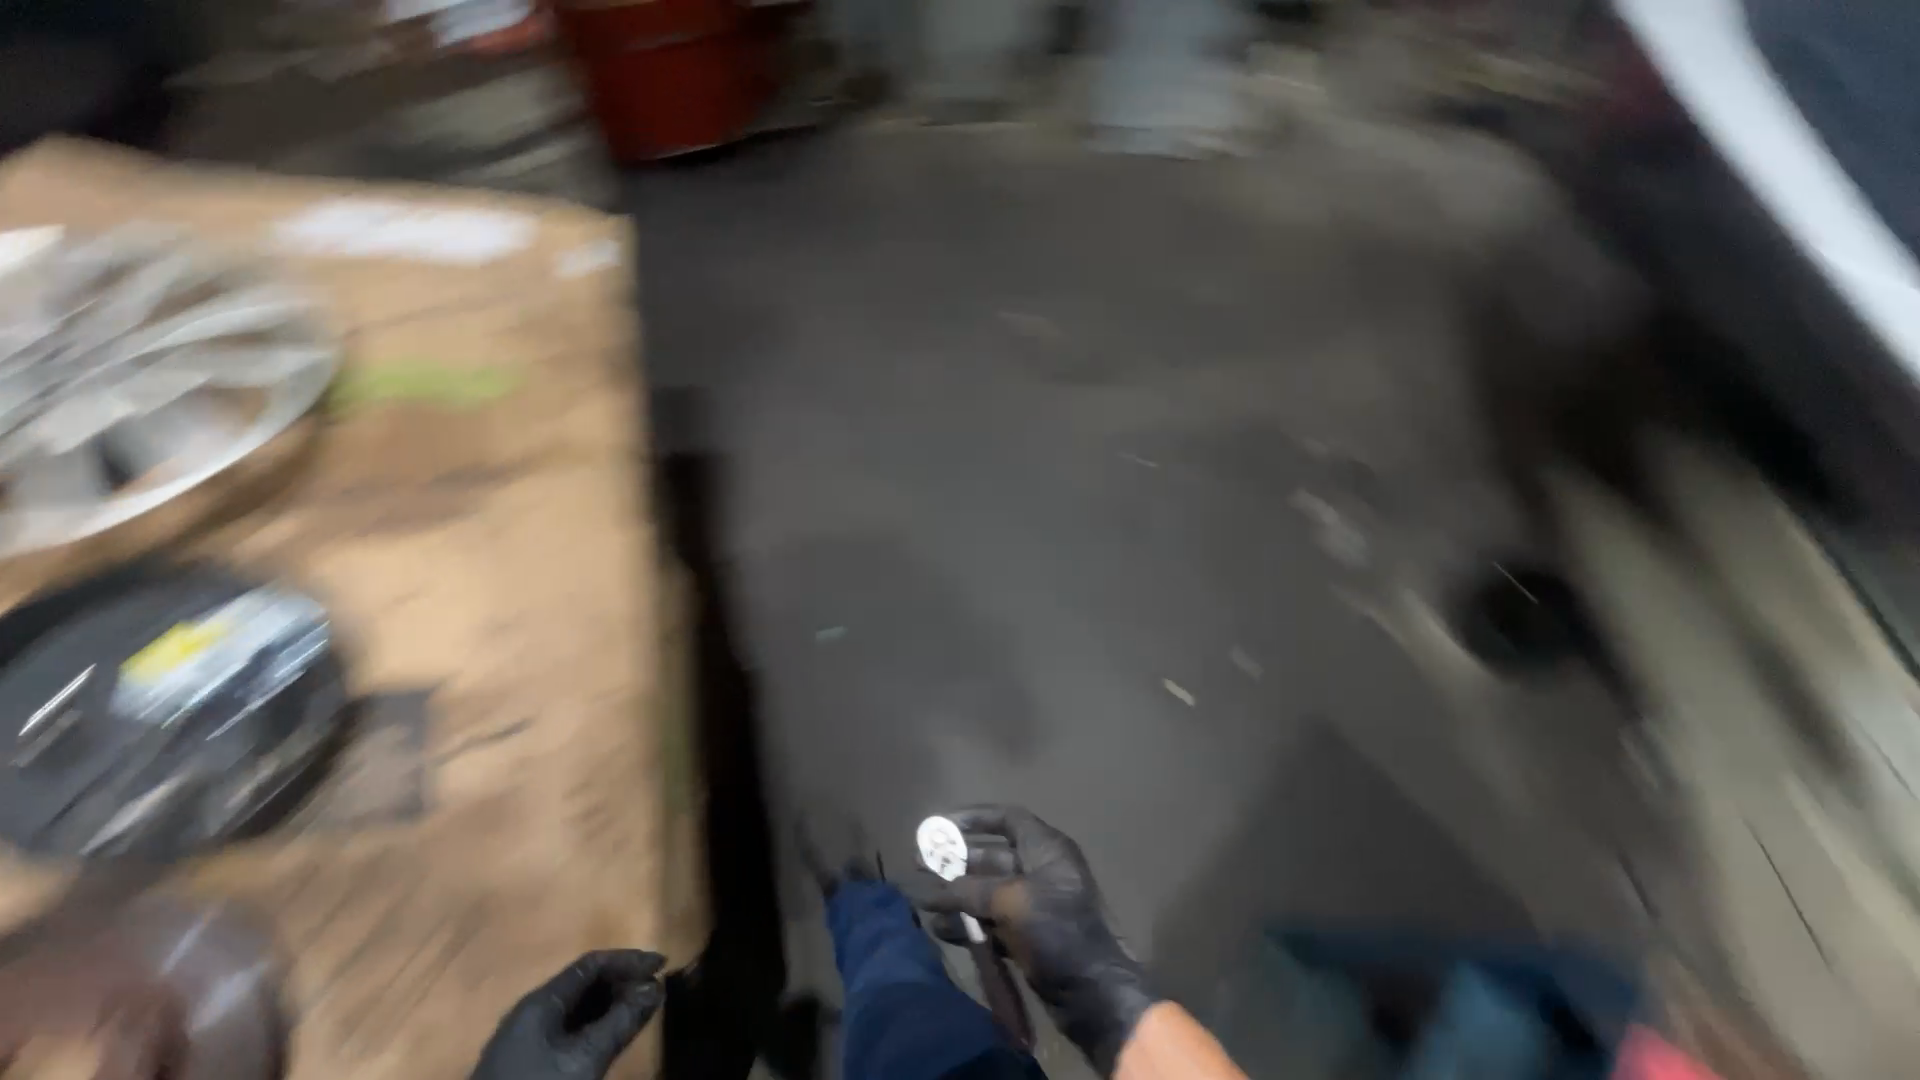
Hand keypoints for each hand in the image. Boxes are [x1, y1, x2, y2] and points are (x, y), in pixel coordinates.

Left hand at [471, 950, 664, 1079]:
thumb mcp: (585, 1060)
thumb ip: (622, 1022)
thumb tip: (655, 988)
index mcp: (541, 1002)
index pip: (591, 964)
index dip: (629, 960)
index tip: (663, 966)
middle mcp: (532, 1013)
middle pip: (583, 984)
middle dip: (622, 982)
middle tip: (656, 991)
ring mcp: (526, 1040)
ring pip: (576, 1009)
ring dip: (610, 1005)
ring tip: (642, 1011)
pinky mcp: (526, 1064)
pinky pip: (568, 1031)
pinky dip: (595, 1027)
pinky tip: (613, 1037)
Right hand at [914, 806, 1158, 1075]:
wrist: (1093, 992)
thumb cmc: (1056, 930)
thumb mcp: (1009, 901)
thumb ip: (969, 889)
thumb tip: (934, 892)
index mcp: (1046, 849)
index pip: (1007, 819)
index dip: (974, 818)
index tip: (941, 826)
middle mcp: (1041, 870)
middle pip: (992, 857)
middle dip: (957, 862)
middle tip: (921, 865)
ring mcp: (1036, 906)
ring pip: (989, 892)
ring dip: (958, 896)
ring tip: (925, 903)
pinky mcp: (1030, 937)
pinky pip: (993, 922)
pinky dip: (970, 924)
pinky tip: (942, 930)